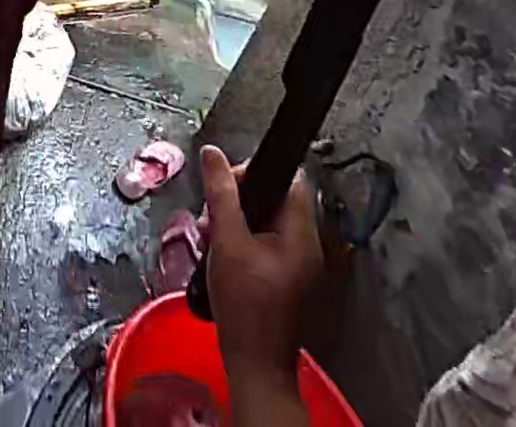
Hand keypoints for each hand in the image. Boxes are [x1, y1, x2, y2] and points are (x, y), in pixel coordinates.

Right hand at [201, 145, 322, 385]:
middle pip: (273, 199)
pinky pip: (263, 241)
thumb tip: (212, 153)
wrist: (254, 363)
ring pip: (264, 220)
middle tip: (210, 215)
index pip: (290, 179)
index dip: (255, 173)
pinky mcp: (285, 277)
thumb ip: (221, 193)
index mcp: (301, 233)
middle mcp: (306, 245)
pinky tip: (219, 249)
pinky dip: (240, 238)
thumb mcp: (226, 240)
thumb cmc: (244, 301)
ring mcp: (297, 263)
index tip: (226, 186)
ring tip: (209, 233)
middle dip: (236, 199)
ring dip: (233, 219)